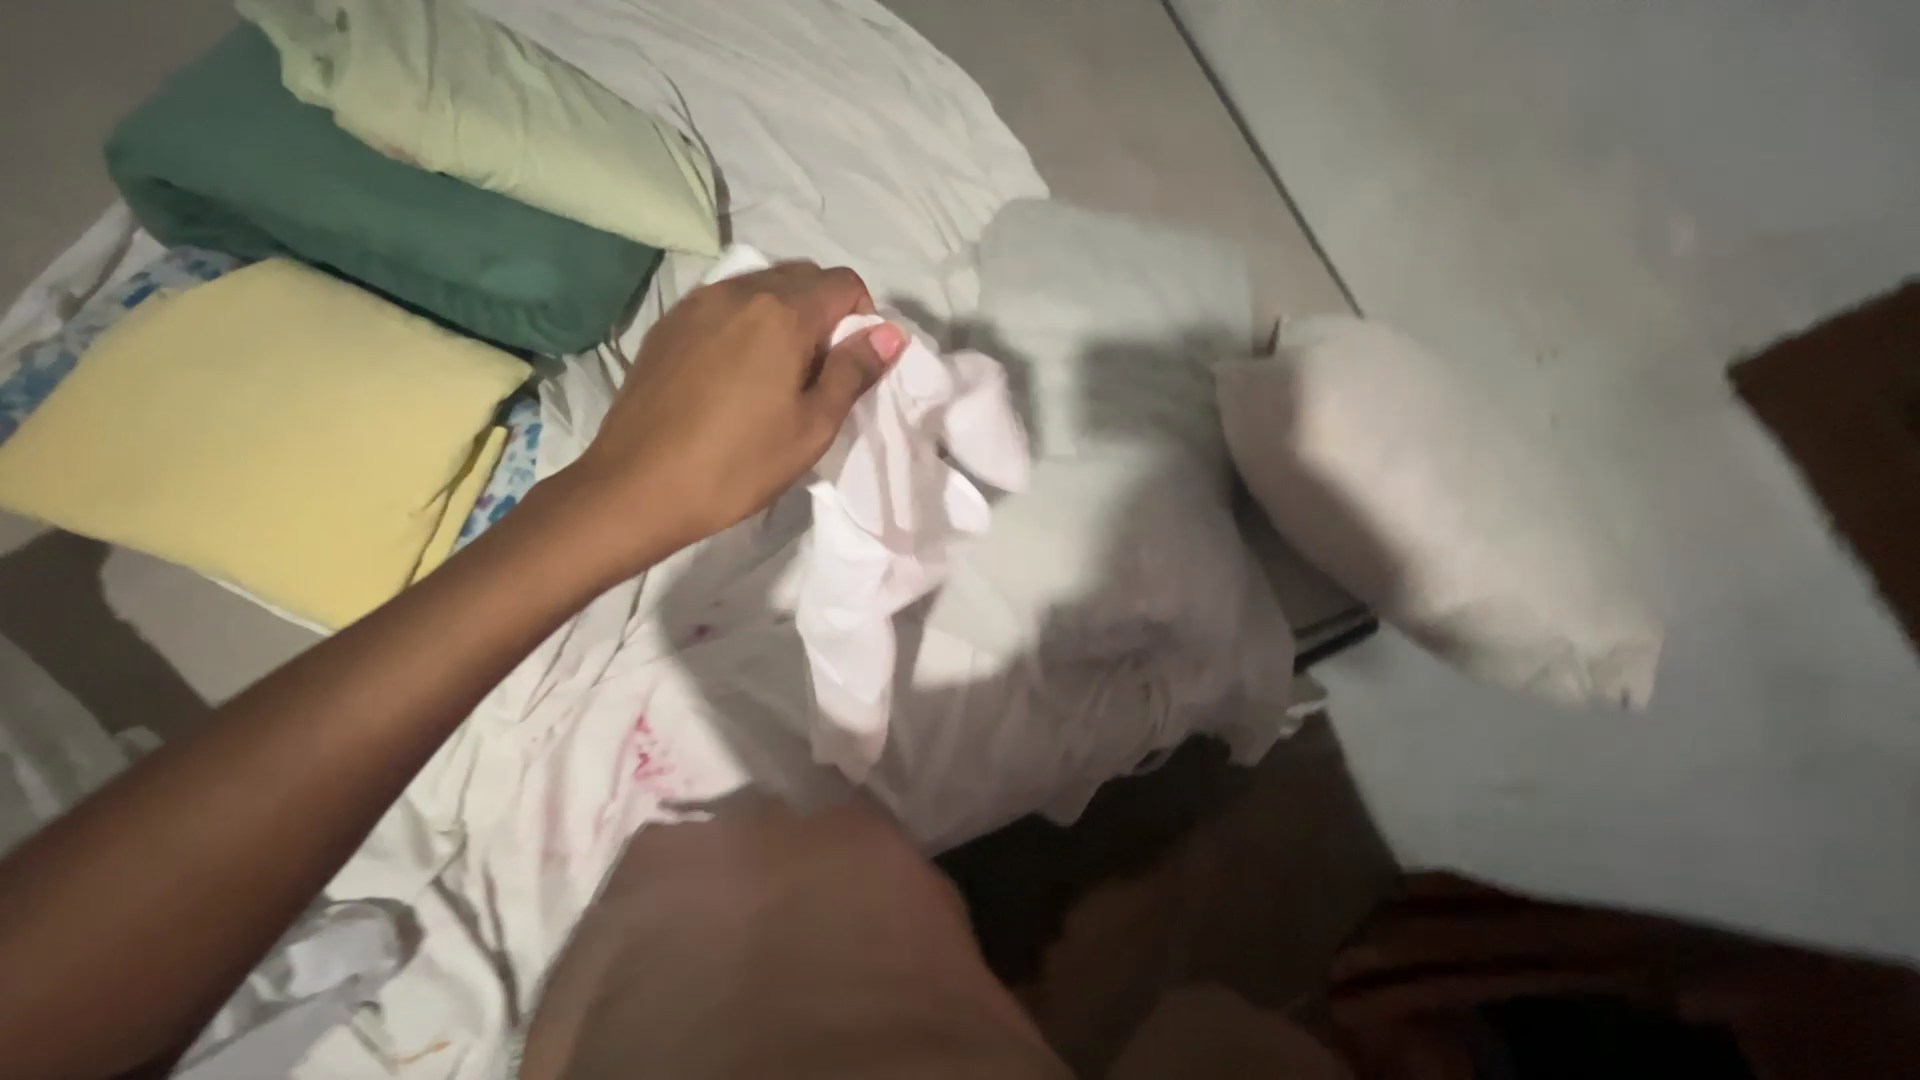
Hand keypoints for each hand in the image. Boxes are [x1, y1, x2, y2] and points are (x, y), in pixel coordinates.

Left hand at [561, 261, 907, 572]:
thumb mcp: (811, 426)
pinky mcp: (668, 325)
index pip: (844, 283)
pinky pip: (723, 305)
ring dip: (784, 315)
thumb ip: (853, 371)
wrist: (636, 486)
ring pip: (760, 287)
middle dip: (825, 313)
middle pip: (802, 276)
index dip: (863, 318)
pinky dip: (745, 323)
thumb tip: (890, 333)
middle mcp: (739, 291)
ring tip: (776, 374)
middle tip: (819, 373)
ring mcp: (696, 304)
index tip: (853, 364)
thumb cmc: (738, 464)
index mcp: (782, 313)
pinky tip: (733, 375)